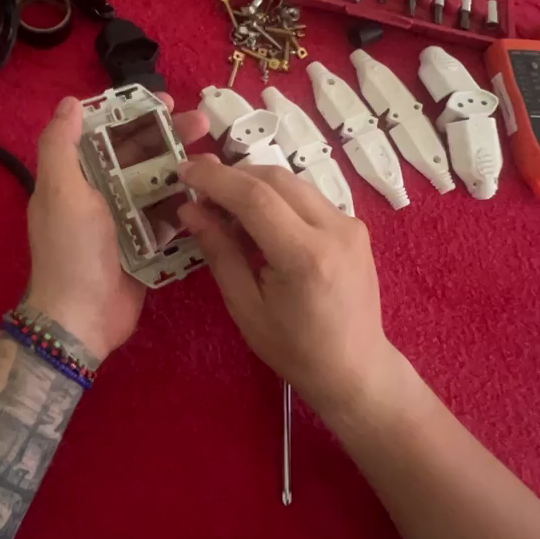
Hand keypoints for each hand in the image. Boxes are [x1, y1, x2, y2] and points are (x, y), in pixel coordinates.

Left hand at [24, 95, 207, 358]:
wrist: (82, 319)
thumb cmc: (72, 250)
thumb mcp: (60, 191)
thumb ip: (61, 145)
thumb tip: (68, 102)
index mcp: (78, 177)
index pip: (109, 135)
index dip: (135, 114)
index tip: (166, 102)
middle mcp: (101, 194)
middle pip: (139, 156)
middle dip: (168, 136)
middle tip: (204, 123)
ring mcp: (126, 221)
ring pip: (159, 185)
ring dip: (184, 169)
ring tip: (214, 158)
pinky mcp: (146, 245)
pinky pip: (169, 217)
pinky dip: (187, 204)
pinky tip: (211, 194)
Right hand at [175, 158, 408, 424]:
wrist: (355, 368)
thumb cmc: (295, 349)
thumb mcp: (245, 307)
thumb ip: (220, 251)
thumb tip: (189, 208)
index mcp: (306, 257)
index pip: (255, 197)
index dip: (215, 179)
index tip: (184, 170)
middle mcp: (335, 230)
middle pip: (274, 179)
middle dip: (231, 176)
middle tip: (198, 189)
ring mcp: (350, 224)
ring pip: (292, 182)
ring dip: (253, 184)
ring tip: (222, 206)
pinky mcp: (354, 225)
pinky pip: (306, 197)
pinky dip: (275, 197)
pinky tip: (255, 220)